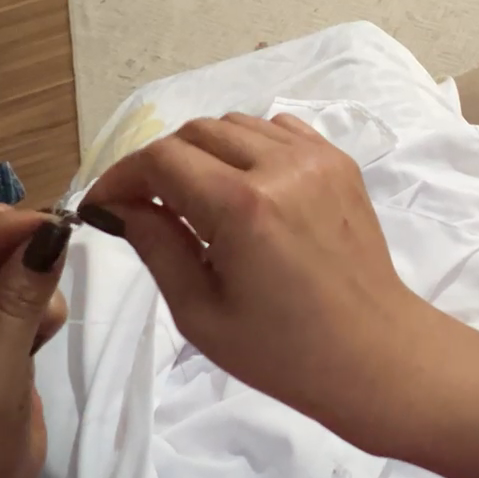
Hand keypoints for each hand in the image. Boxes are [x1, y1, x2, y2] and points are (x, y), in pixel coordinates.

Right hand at [82, 113, 459, 448]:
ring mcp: (316, 157)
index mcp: (243, 206)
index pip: (163, 159)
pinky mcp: (339, 161)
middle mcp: (280, 165)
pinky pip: (279, 129)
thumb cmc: (282, 351)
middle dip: (161, 163)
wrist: (373, 352)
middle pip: (197, 132)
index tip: (104, 202)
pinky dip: (250, 146)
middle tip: (148, 204)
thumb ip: (157, 245)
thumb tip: (121, 204)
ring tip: (198, 197)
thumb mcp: (201, 312)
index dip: (123, 175)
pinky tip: (246, 184)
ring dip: (204, 151)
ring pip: (237, 125)